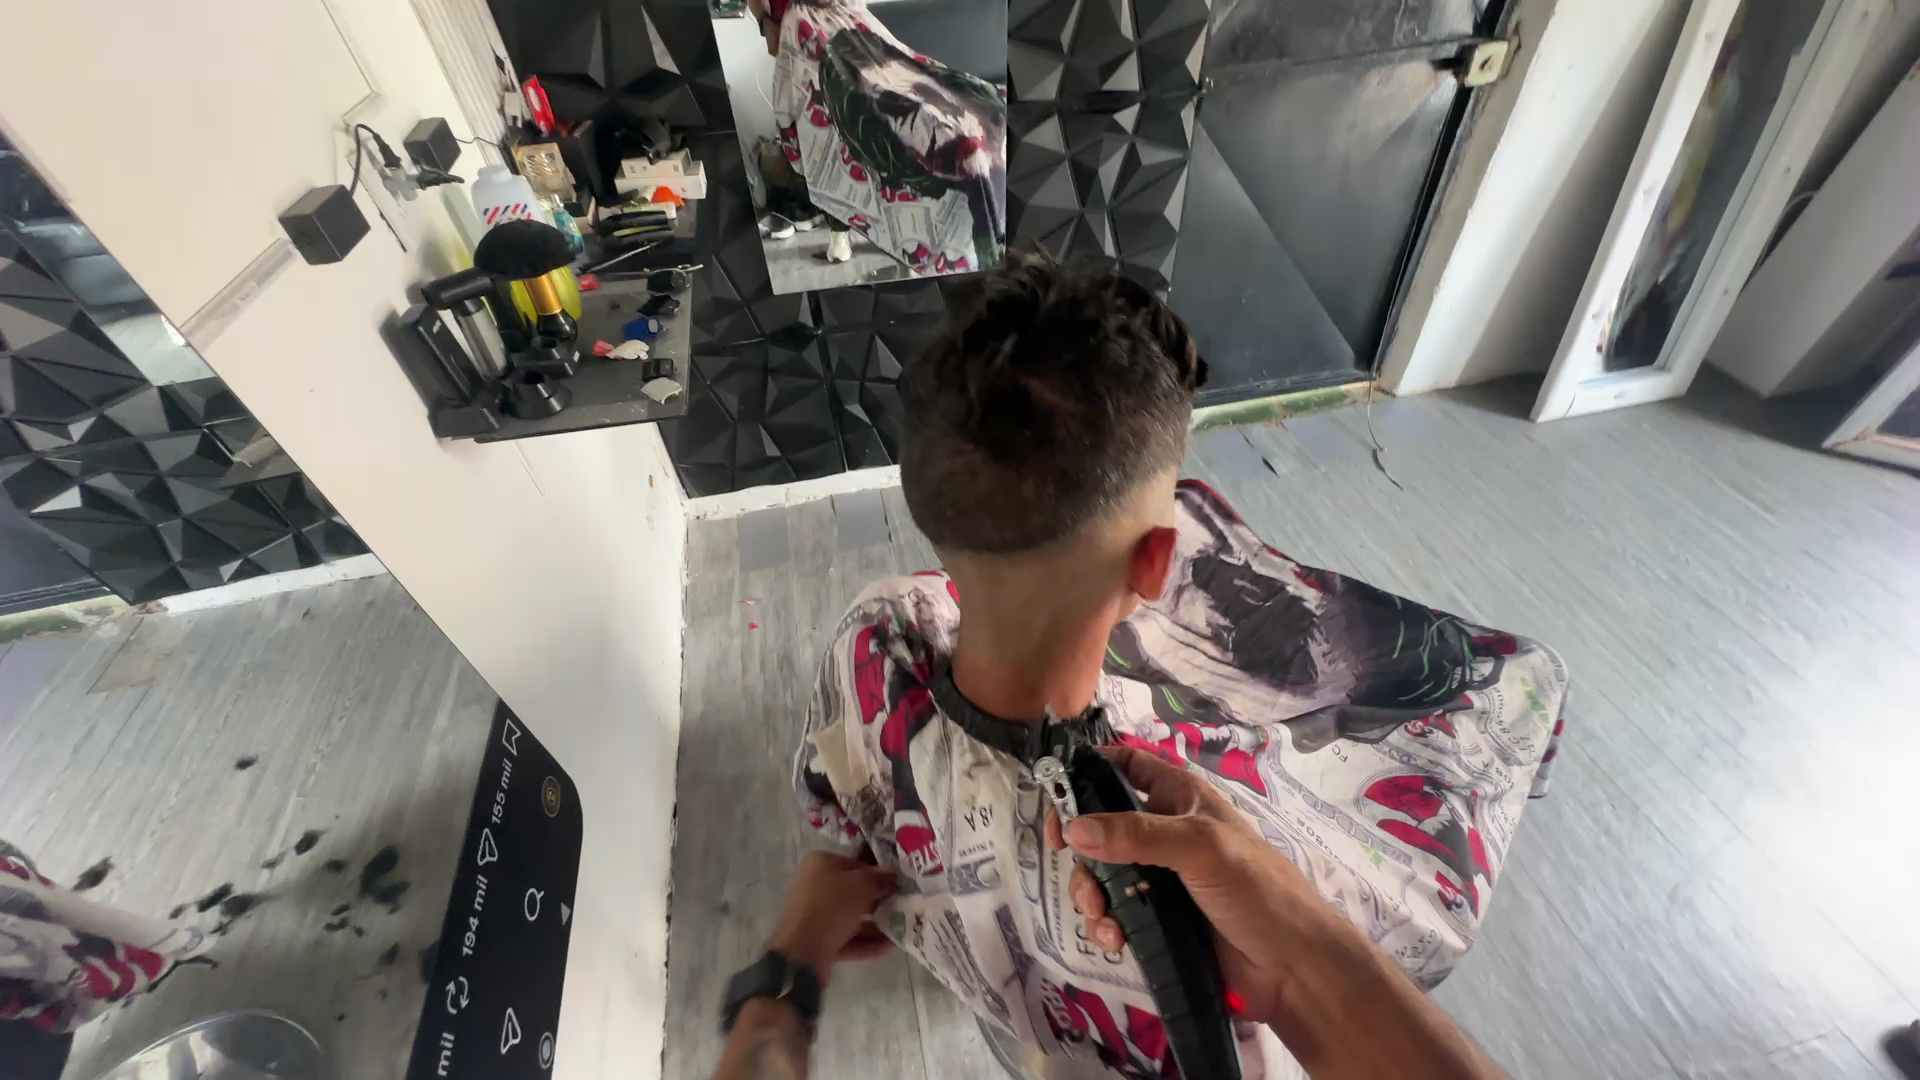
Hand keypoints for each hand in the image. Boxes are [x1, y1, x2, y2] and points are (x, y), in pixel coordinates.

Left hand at [766, 851, 897, 983]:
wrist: (803, 952)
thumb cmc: (833, 905)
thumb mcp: (862, 884)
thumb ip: (880, 878)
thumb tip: (894, 873)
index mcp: (820, 864)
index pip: (856, 864)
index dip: (878, 874)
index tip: (897, 885)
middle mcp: (815, 886)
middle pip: (852, 891)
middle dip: (877, 901)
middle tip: (901, 906)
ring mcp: (815, 915)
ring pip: (850, 917)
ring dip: (874, 924)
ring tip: (900, 929)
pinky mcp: (817, 941)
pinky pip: (845, 938)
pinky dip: (865, 942)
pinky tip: (888, 947)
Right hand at [1046, 746, 1348, 1024]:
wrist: (1295, 969)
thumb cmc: (1255, 888)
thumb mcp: (1198, 847)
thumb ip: (1136, 834)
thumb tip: (1074, 829)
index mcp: (1178, 796)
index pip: (1126, 765)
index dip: (1090, 770)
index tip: (1060, 793)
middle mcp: (1164, 829)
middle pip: (1102, 822)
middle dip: (1082, 844)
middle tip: (1063, 856)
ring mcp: (1159, 875)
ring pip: (1103, 871)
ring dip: (1091, 891)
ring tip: (1099, 916)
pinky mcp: (1158, 918)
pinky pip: (1116, 911)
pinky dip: (1107, 923)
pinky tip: (1114, 939)